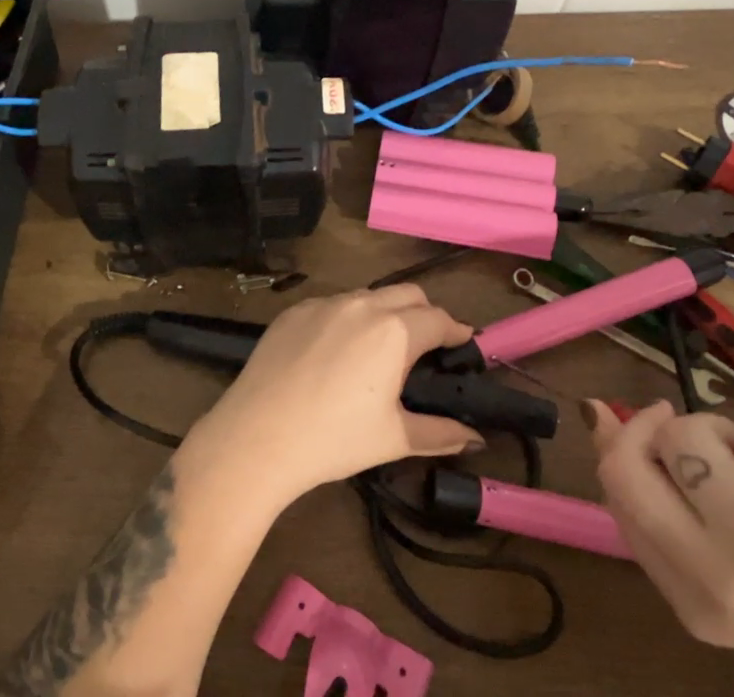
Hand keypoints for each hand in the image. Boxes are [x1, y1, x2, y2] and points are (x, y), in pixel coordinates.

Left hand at [178, 284, 483, 512]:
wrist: (258, 435)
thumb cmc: (334, 439)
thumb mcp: (394, 438)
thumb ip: (441, 432)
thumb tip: (475, 438)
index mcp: (394, 331)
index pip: (438, 319)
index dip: (456, 332)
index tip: (463, 345)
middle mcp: (360, 306)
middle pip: (407, 294)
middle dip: (424, 314)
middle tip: (427, 346)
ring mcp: (321, 305)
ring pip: (366, 296)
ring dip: (383, 313)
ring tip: (381, 349)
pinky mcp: (291, 313)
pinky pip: (330, 306)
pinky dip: (345, 320)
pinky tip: (336, 352)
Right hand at [587, 400, 733, 691]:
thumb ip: (670, 516)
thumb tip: (598, 415)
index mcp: (698, 608)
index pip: (617, 500)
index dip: (615, 448)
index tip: (632, 422)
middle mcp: (722, 577)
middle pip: (629, 465)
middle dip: (648, 426)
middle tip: (684, 423)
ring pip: (692, 435)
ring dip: (726, 434)